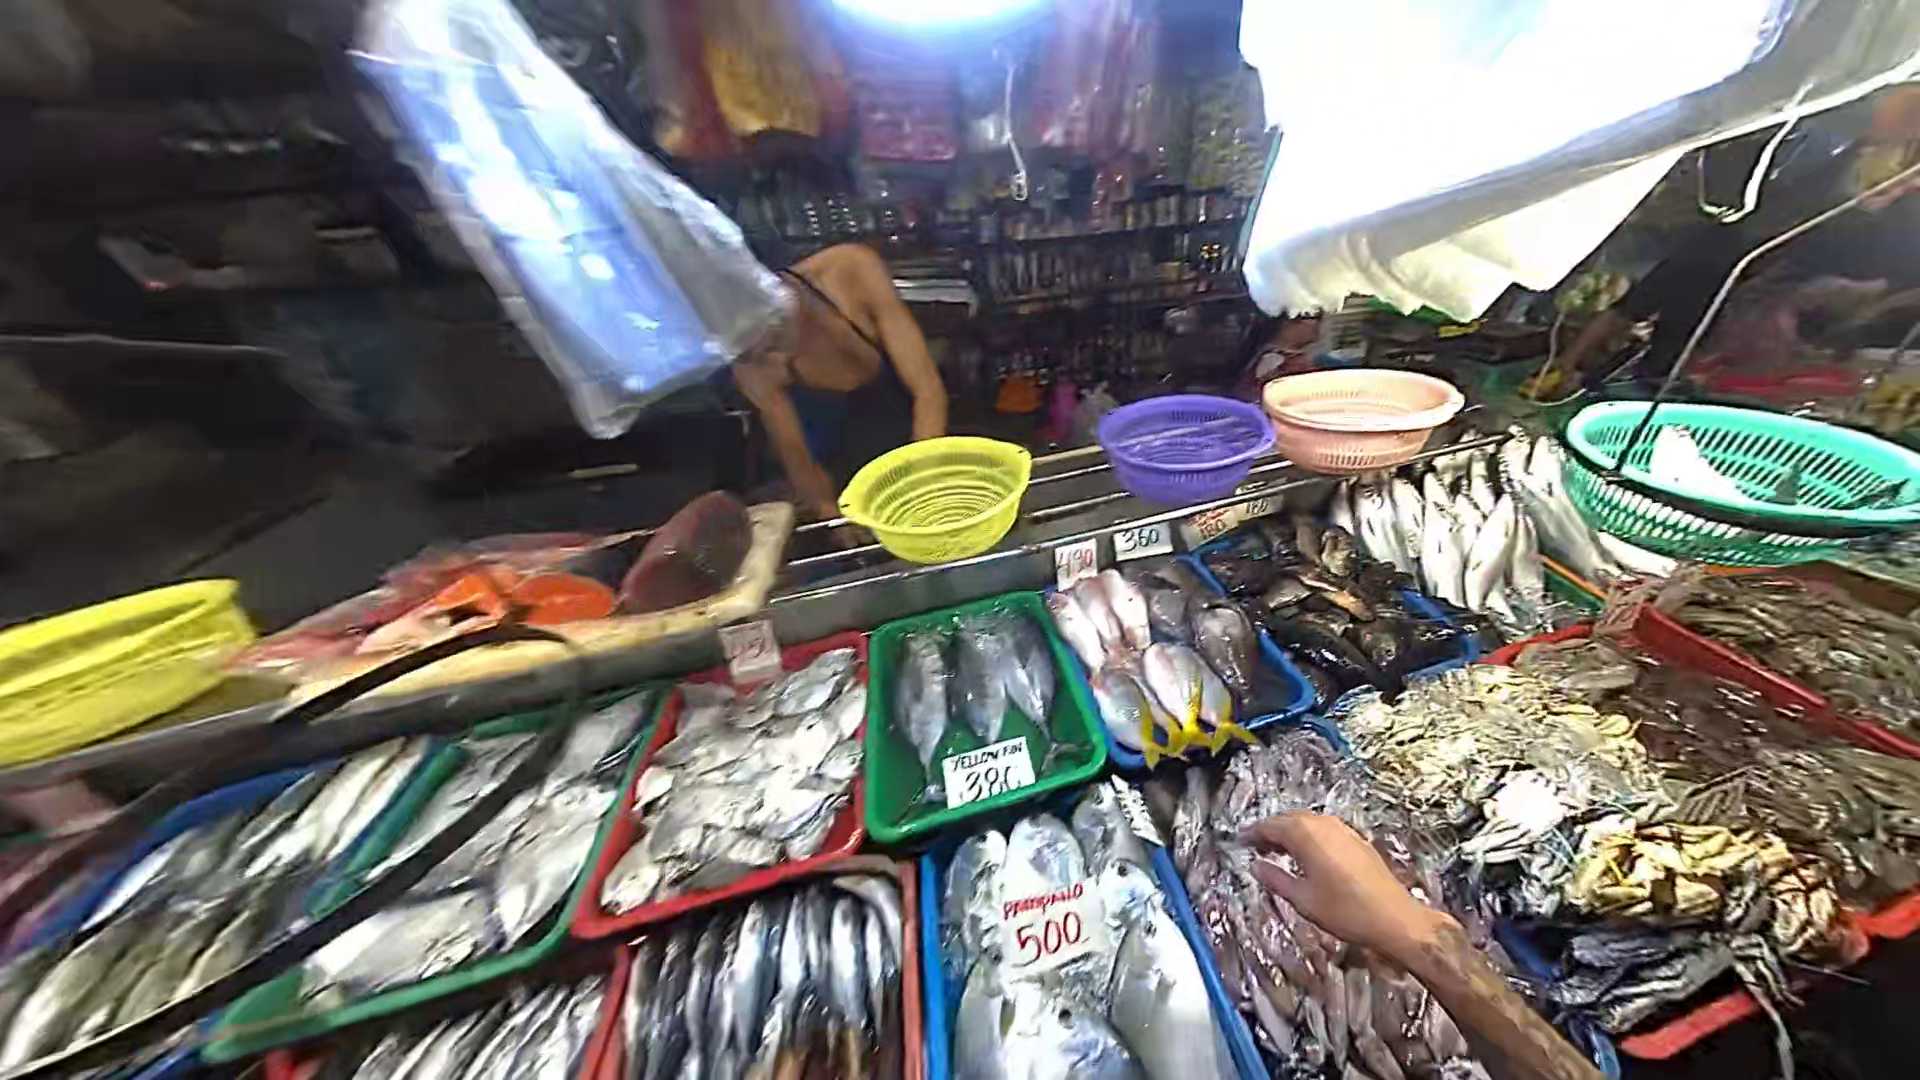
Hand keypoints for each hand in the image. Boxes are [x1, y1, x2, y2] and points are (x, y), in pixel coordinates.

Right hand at [1242, 812, 1452, 964]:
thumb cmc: (1346, 910)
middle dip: (1269, 832)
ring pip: (1305, 823)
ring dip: (1289, 833)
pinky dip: (1309, 837)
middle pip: (1285, 820)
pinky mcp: (1356, 838)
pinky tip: (1310, 856)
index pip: (1267, 826)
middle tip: (1257, 848)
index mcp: (1302, 832)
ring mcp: (1340, 828)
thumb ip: (1275, 879)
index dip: (1251, 835)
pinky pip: (1322, 829)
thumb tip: (1255, 866)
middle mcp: (1320, 822)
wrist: (1399, 921)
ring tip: (1280, 852)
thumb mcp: (1303, 900)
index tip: (1240, 843)